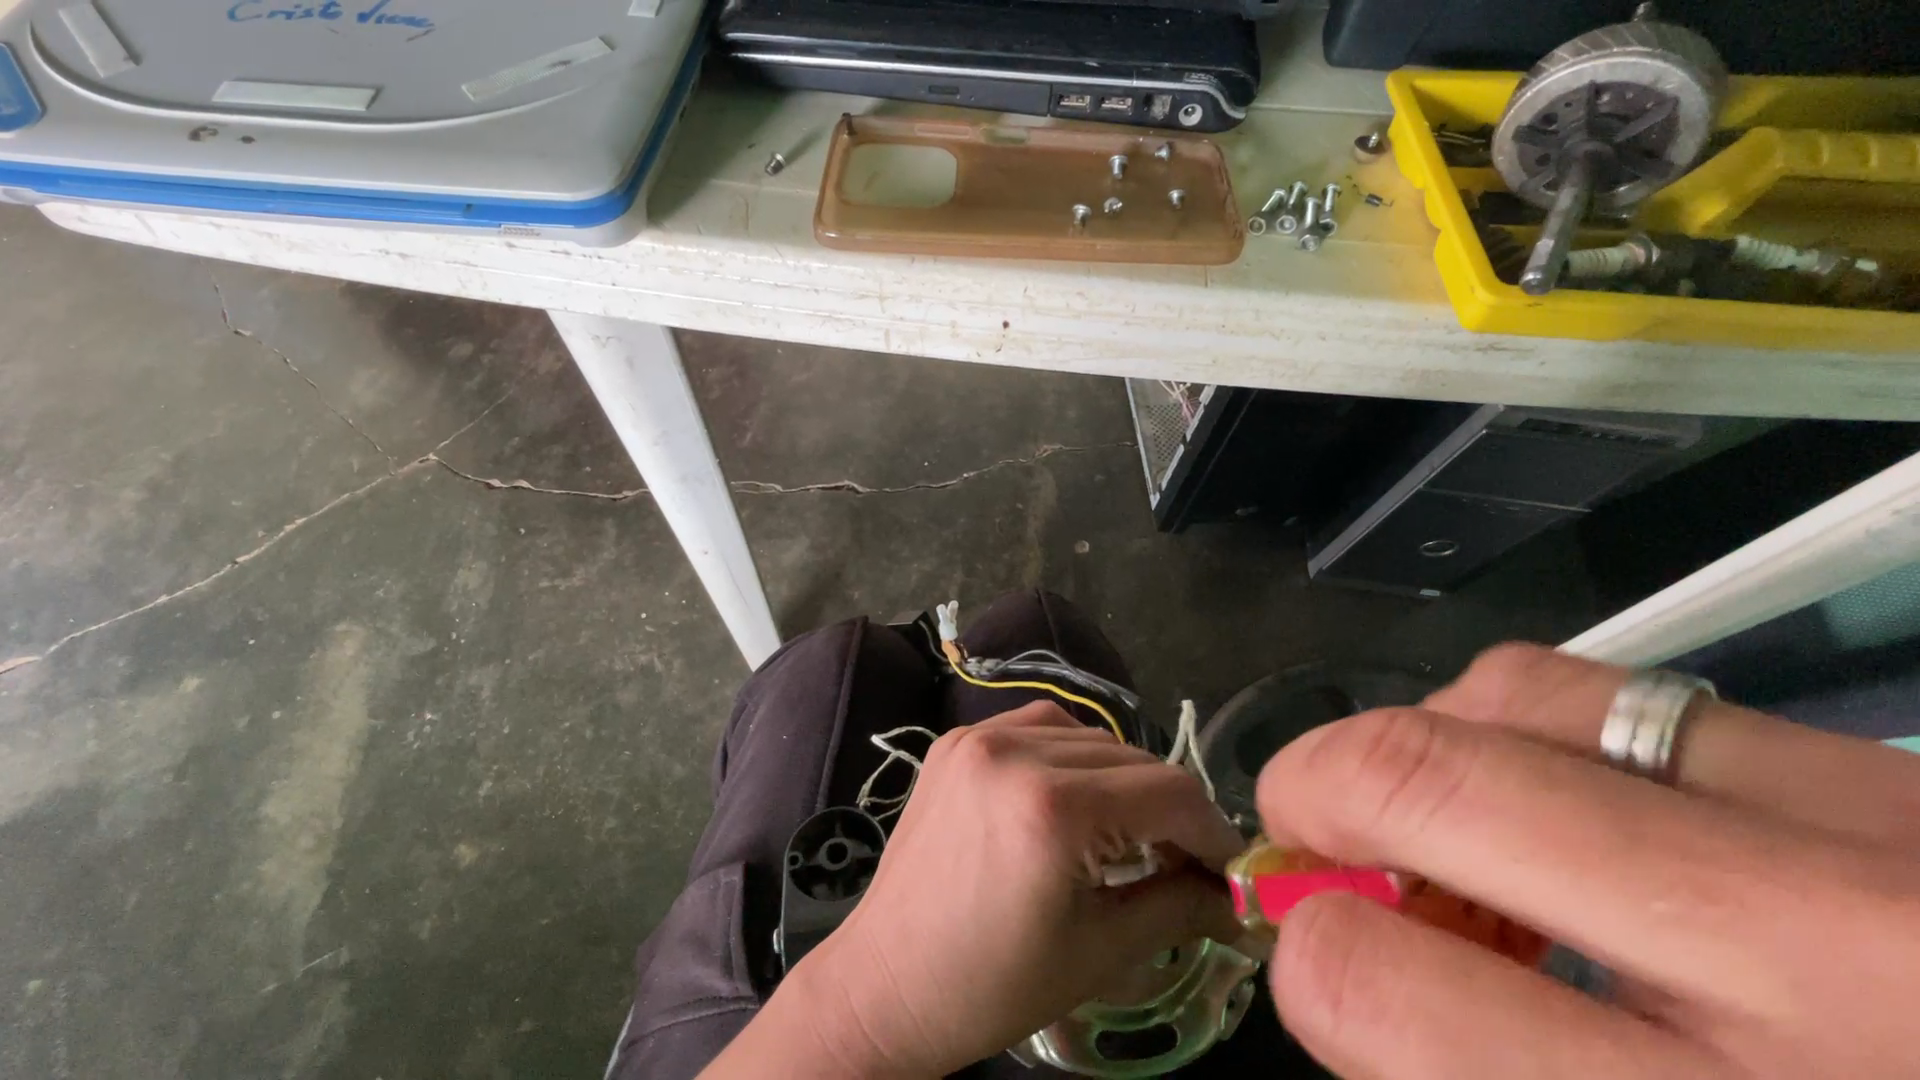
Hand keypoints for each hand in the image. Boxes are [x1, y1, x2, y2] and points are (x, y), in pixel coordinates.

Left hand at [712, 700, 1243, 1078]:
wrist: (886, 984)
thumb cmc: (992, 985)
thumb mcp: (1100, 951)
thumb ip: (1181, 906)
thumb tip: (1243, 898)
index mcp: (1051, 806)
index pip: (1170, 792)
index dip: (1213, 832)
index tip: (1229, 871)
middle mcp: (1013, 750)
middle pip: (1134, 760)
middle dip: (1171, 812)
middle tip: (1183, 863)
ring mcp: (977, 738)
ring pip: (1090, 737)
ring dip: (1123, 781)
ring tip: (1126, 834)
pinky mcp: (955, 742)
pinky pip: (1039, 727)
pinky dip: (1071, 755)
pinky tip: (1073, 799)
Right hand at [1256, 644, 1919, 1078]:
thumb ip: (1461, 1072)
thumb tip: (1338, 952)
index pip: (1390, 985)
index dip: (1306, 958)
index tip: (1309, 946)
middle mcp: (1839, 968)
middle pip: (1436, 775)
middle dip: (1313, 791)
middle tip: (1304, 831)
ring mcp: (1901, 838)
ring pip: (1527, 689)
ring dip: (1423, 742)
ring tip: (1435, 819)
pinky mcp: (1917, 779)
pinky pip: (1635, 691)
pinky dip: (1534, 729)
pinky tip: (1558, 803)